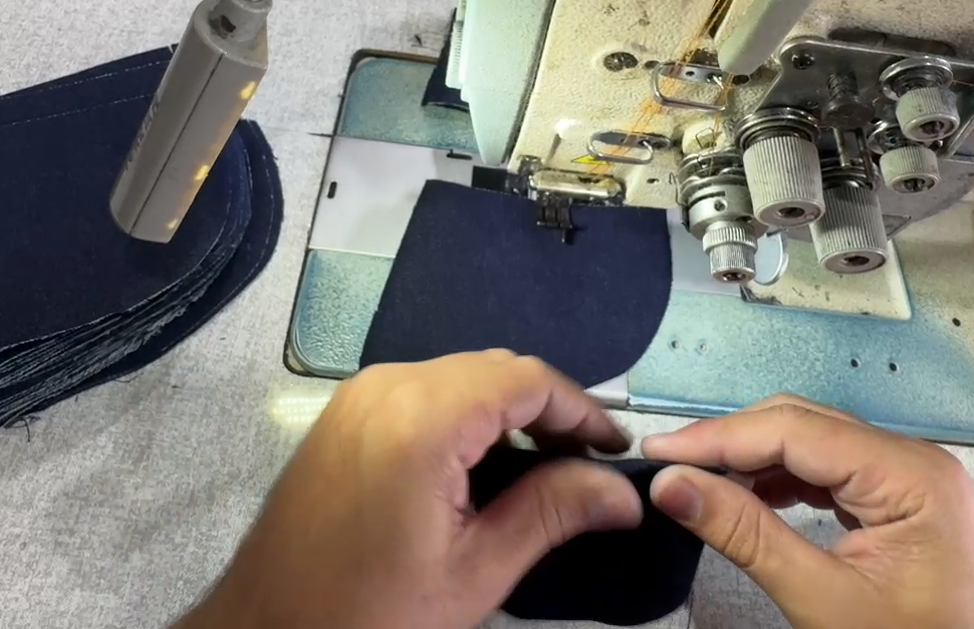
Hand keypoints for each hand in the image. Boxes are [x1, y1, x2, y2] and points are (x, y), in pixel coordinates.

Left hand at [178, 350, 642, 628]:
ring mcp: (365, 389)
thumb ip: (551, 513)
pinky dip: (466, 412)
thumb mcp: (473, 572)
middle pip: (495, 369)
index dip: (580, 408)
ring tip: (542, 465)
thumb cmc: (370, 614)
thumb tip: (623, 492)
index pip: (526, 378)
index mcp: (424, 413)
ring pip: (462, 374)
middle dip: (547, 408)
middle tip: (583, 465)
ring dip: (507, 409)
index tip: (615, 452)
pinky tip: (481, 461)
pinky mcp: (349, 407)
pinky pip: (427, 388)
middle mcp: (393, 381)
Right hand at [643, 395, 973, 628]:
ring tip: (699, 480)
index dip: (719, 436)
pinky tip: (745, 495)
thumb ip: (744, 535)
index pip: (793, 428)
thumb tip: (670, 485)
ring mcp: (909, 479)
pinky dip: (779, 479)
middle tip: (671, 465)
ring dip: (751, 458)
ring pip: (808, 442)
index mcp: (910, 474)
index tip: (659, 450)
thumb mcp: (825, 605)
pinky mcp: (899, 502)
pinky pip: (826, 470)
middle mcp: (912, 459)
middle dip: (731, 442)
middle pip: (800, 424)